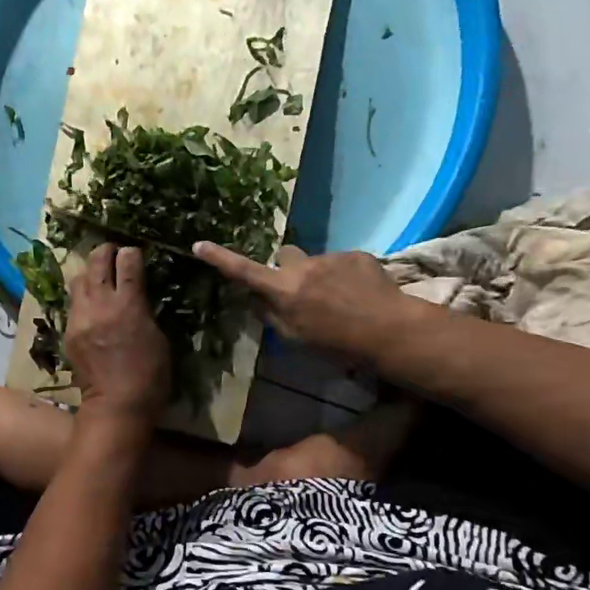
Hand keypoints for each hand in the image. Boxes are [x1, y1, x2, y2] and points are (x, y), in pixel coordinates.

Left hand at [63, 244, 170, 421]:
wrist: (117, 407)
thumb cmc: (151, 376)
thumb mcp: (159, 337)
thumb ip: (145, 309)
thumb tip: (139, 295)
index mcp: (128, 305)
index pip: (127, 261)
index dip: (132, 252)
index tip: (135, 253)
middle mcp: (100, 305)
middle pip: (96, 261)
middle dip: (106, 251)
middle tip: (113, 252)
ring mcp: (80, 318)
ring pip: (78, 279)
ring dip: (89, 273)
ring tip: (99, 277)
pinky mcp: (68, 332)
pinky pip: (73, 304)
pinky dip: (83, 298)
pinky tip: (92, 305)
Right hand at [191, 242, 409, 357]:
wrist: (390, 331)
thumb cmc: (338, 345)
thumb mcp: (296, 339)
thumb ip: (272, 315)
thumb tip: (257, 299)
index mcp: (283, 290)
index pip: (244, 271)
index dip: (219, 259)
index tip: (199, 245)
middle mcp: (302, 267)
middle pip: (284, 256)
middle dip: (289, 268)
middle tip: (304, 292)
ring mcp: (331, 257)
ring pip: (316, 261)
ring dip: (321, 275)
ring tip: (342, 300)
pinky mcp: (356, 255)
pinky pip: (342, 262)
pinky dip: (347, 276)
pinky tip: (361, 295)